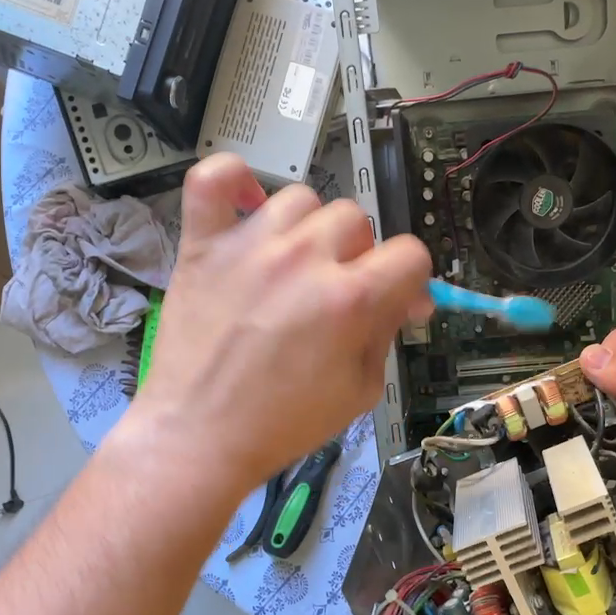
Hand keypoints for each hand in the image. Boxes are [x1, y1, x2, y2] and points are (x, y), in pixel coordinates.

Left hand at [116, 155, 430, 493]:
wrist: (202, 436)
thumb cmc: (283, 424)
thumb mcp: (361, 391)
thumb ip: (387, 334)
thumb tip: (404, 300)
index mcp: (350, 299)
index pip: (410, 254)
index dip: (412, 278)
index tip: (399, 297)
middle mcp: (303, 260)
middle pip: (356, 220)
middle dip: (360, 255)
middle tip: (341, 290)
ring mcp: (250, 246)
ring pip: (301, 198)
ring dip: (309, 226)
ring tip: (297, 261)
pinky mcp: (203, 246)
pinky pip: (214, 178)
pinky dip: (232, 180)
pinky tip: (246, 205)